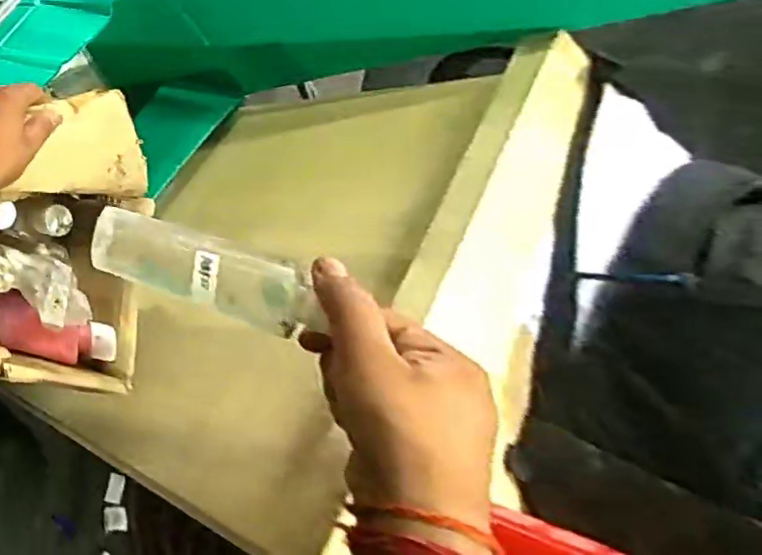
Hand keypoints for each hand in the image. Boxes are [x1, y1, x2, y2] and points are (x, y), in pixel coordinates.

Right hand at [299, 258, 495, 541]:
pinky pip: (381, 405)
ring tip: (345, 406)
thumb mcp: (364, 356)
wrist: (414, 507)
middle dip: (343, 359)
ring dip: (346, 383)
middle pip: (376, 348)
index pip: (382, 319)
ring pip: (373, 377)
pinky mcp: (425, 444)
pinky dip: (359, 407)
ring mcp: (445, 419)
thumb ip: (346, 307)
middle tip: (334, 376)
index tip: (312, 339)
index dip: (343, 325)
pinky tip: (354, 423)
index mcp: (452, 361)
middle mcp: (456, 386)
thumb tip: (326, 262)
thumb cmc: (394, 422)